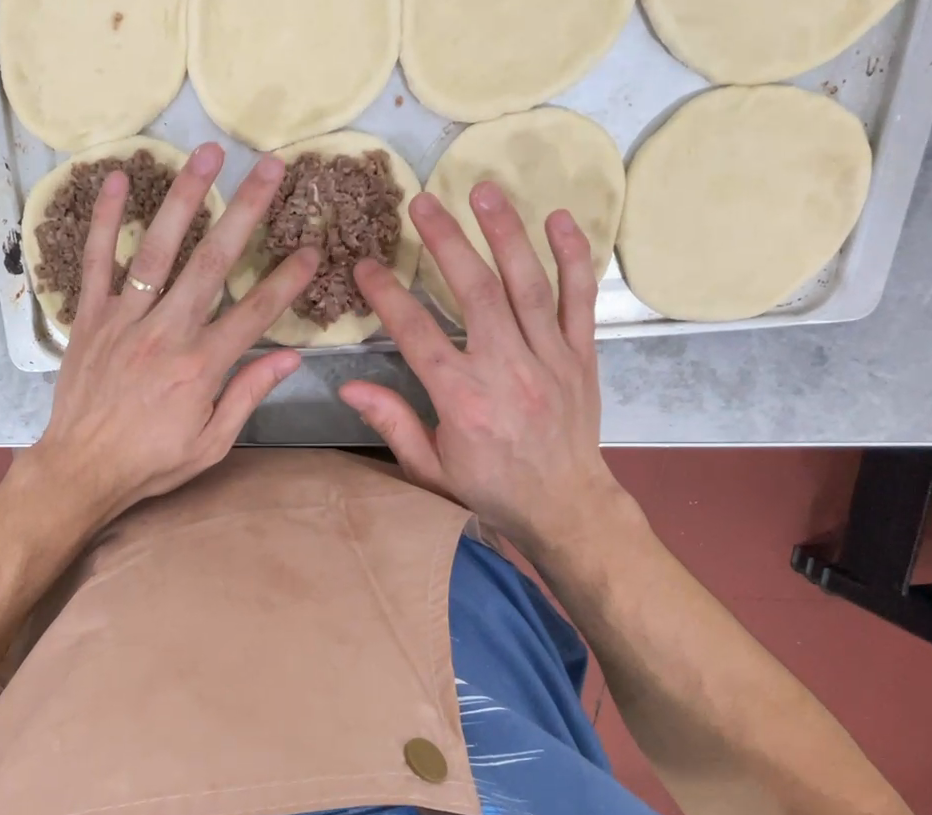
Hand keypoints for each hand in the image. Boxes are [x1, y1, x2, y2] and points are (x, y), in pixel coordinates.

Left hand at [29, 143, 319, 526]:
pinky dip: (107, 221)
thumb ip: (247, 396)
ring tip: (206, 153)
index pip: (256, 313)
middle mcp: (166, 333)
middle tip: (269, 166)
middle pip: (212, 263)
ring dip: (184, 197)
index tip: (312, 249)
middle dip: (245, 211)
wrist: (81, 469)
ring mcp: (125, 321)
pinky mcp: (90, 319)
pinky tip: (118, 180)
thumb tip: (288, 359)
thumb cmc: (150, 463)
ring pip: (158, 249)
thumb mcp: (211, 444)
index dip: (287, 280)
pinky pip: (97, 263)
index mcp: (201, 367)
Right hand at [339, 183, 626, 556]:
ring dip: (504, 234)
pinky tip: (560, 220)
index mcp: (462, 400)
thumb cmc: (488, 488)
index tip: (367, 267)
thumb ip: (392, 423)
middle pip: (474, 292)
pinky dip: (573, 257)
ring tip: (483, 191)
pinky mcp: (581, 355)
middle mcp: (506, 370)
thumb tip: (349, 389)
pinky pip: (581, 299)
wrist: (562, 506)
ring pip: (528, 284)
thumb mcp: (427, 468)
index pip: (418, 335)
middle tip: (422, 202)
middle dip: (446, 243)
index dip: (389, 297)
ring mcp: (550, 358)